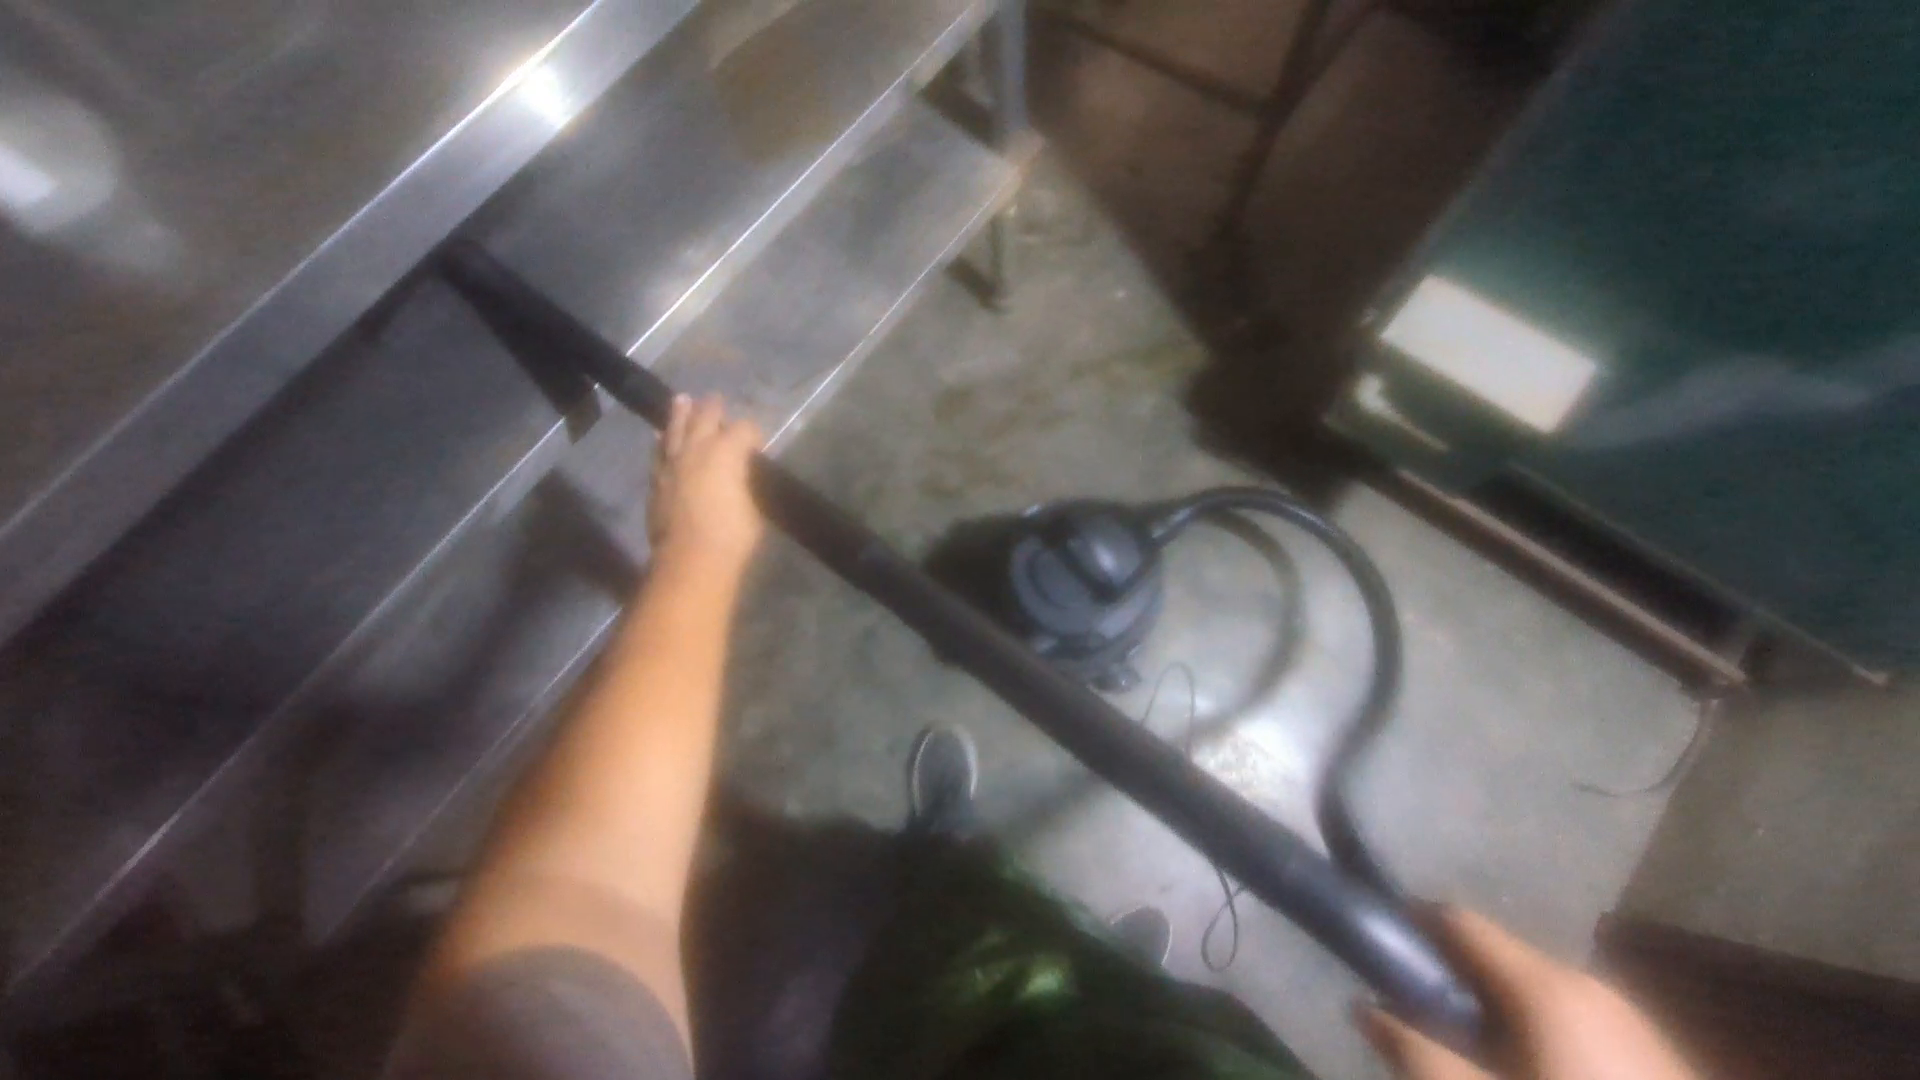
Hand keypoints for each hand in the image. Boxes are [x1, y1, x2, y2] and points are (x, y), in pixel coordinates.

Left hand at [648, 394, 764, 571]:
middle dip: (713, 408)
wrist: (691, 558)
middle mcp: (697, 449)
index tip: (757, 443)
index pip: (743, 429)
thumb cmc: (733, 534)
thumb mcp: (754, 507)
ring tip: (682, 400)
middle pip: (706, 418)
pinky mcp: (657, 481)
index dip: (753, 434)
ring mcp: (672, 463)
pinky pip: (659, 453)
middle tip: (716, 399)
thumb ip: (745, 484)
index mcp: (727, 452)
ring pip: (675, 429)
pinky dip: (661, 442)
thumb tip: (741, 476)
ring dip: (680, 414)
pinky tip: (659, 437)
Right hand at [1359, 908, 1699, 1079]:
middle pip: (1497, 956)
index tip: (1381, 955)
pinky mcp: (1663, 1055)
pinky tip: (1541, 1076)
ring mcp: (1635, 1019)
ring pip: (1538, 990)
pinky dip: (1544, 1033)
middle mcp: (1589, 982)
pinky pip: (1579, 1020)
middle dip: (1454, 981)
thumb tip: (1364, 1006)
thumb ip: (1415, 1053)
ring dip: (1499, 1011)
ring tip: (1484, 1060)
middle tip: (1427, 1025)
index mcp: (1544, 985)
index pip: (1457, 919)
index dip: (1410, 927)